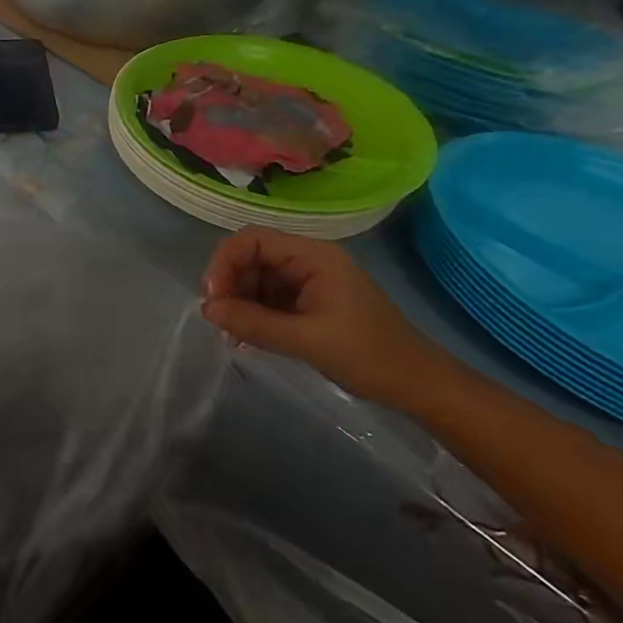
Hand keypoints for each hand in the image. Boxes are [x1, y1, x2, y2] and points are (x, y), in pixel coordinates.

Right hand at [200, 227, 432, 399]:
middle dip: (230, 284)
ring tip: (232, 336)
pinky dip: (256, 315)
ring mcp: (311, 282)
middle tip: (219, 321)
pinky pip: (272, 299)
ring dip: (241, 303)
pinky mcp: (312, 303)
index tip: (212, 298)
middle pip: (254, 257)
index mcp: (313, 256)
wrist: (415, 382)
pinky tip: (247, 339)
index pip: (254, 239)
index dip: (225, 262)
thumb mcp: (305, 340)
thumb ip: (253, 323)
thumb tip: (207, 309)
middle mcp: (310, 261)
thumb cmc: (366, 354)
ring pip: (260, 280)